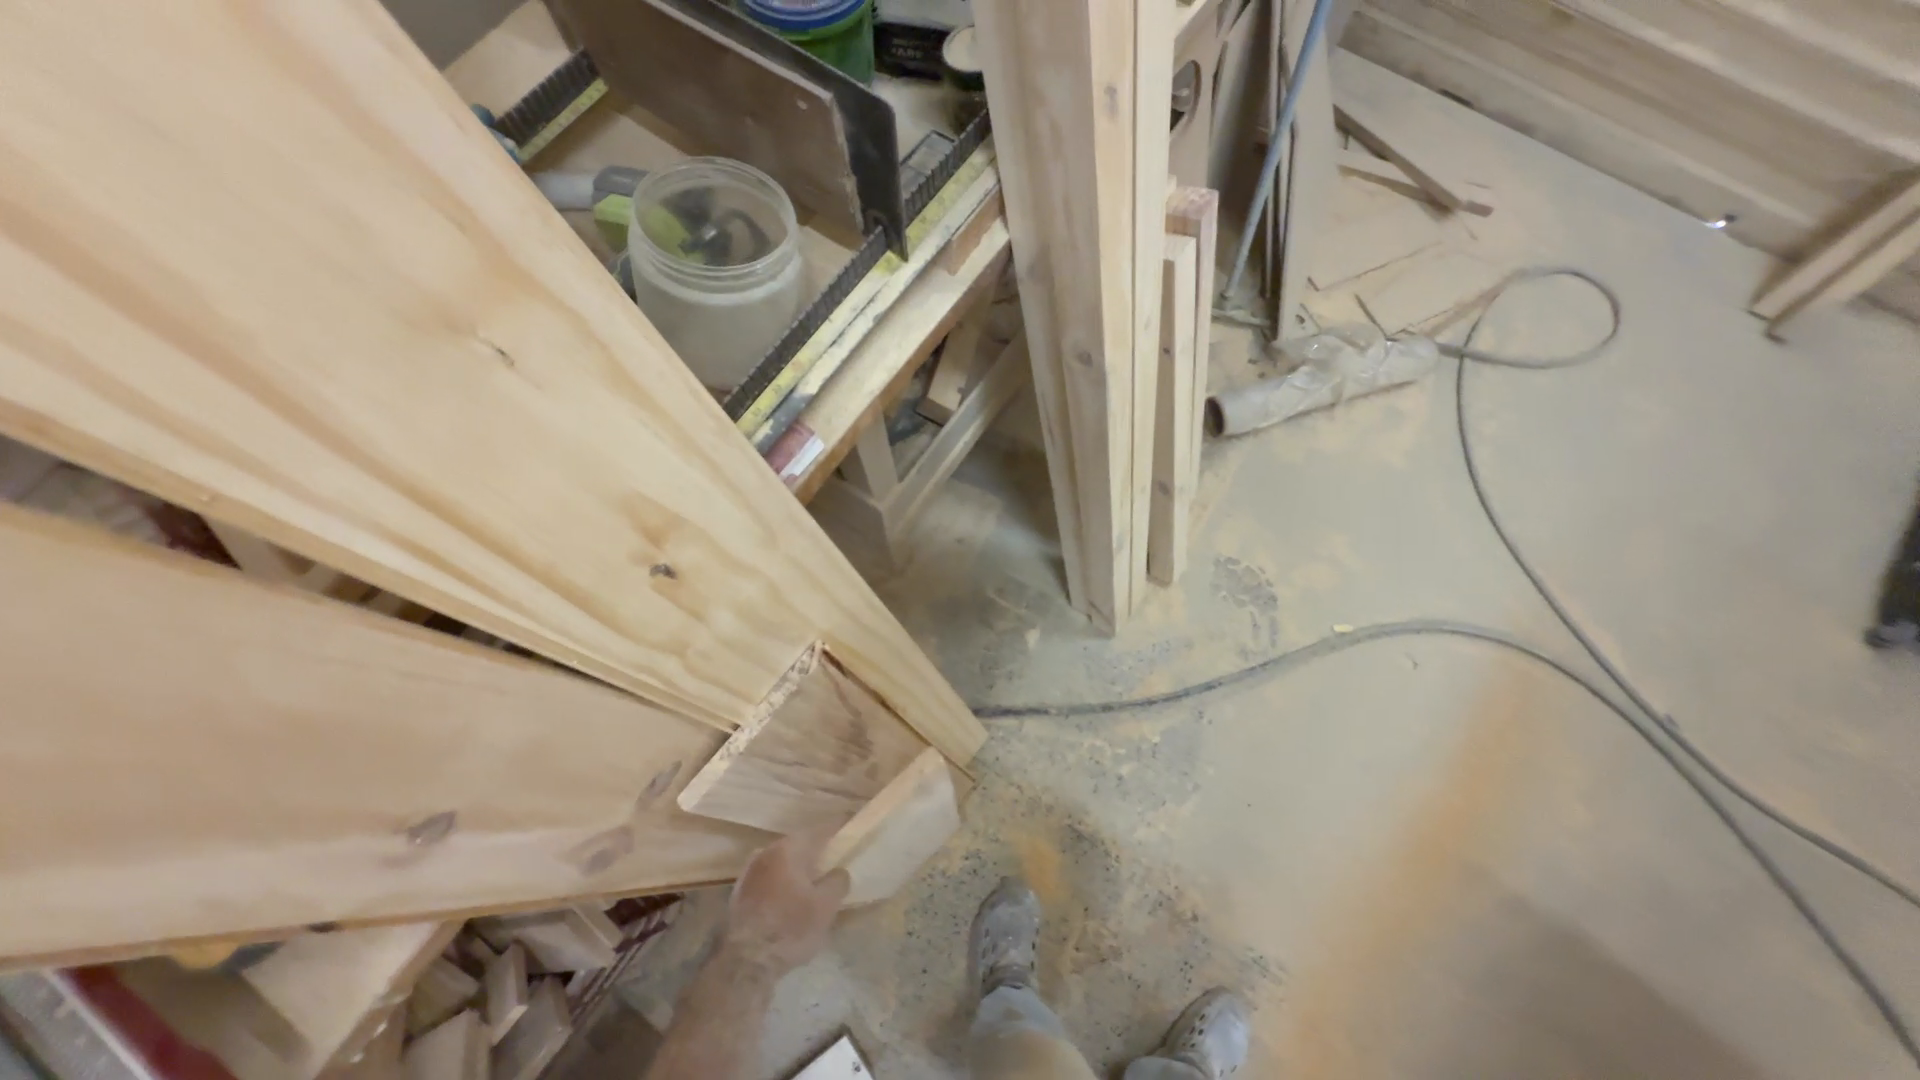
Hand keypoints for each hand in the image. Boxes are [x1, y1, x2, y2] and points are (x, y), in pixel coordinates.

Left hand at [722, 826, 850, 973]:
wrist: (745, 962)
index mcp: (787, 849)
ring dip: (799, 868)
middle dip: (817, 849)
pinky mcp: (740, 894)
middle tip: (836, 856)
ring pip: (782, 862)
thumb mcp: (825, 906)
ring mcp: (749, 873)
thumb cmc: (790, 928)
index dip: (838, 827)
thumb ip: (837, 882)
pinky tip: (793, 897)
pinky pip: (770, 879)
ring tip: (816, 878)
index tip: (851, 825)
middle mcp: (765, 853)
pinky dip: (784, 882)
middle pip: (798, 844)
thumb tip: (838, 872)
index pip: (820, 830)